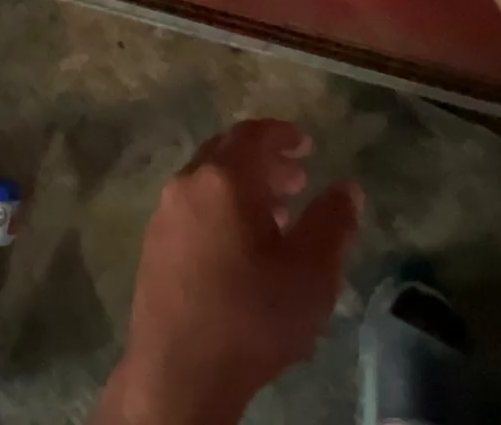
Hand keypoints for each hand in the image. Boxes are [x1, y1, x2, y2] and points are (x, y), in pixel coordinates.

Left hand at [94, 120, 362, 424]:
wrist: (180, 367)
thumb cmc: (252, 315)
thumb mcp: (311, 272)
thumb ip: (332, 223)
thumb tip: (346, 188)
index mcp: (221, 179)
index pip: (251, 135)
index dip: (281, 134)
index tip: (307, 144)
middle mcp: (185, 184)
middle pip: (226, 154)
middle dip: (264, 161)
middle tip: (299, 179)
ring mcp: (163, 213)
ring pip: (207, 182)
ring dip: (244, 187)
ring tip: (281, 213)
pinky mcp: (154, 242)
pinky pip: (192, 207)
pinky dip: (221, 208)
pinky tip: (244, 244)